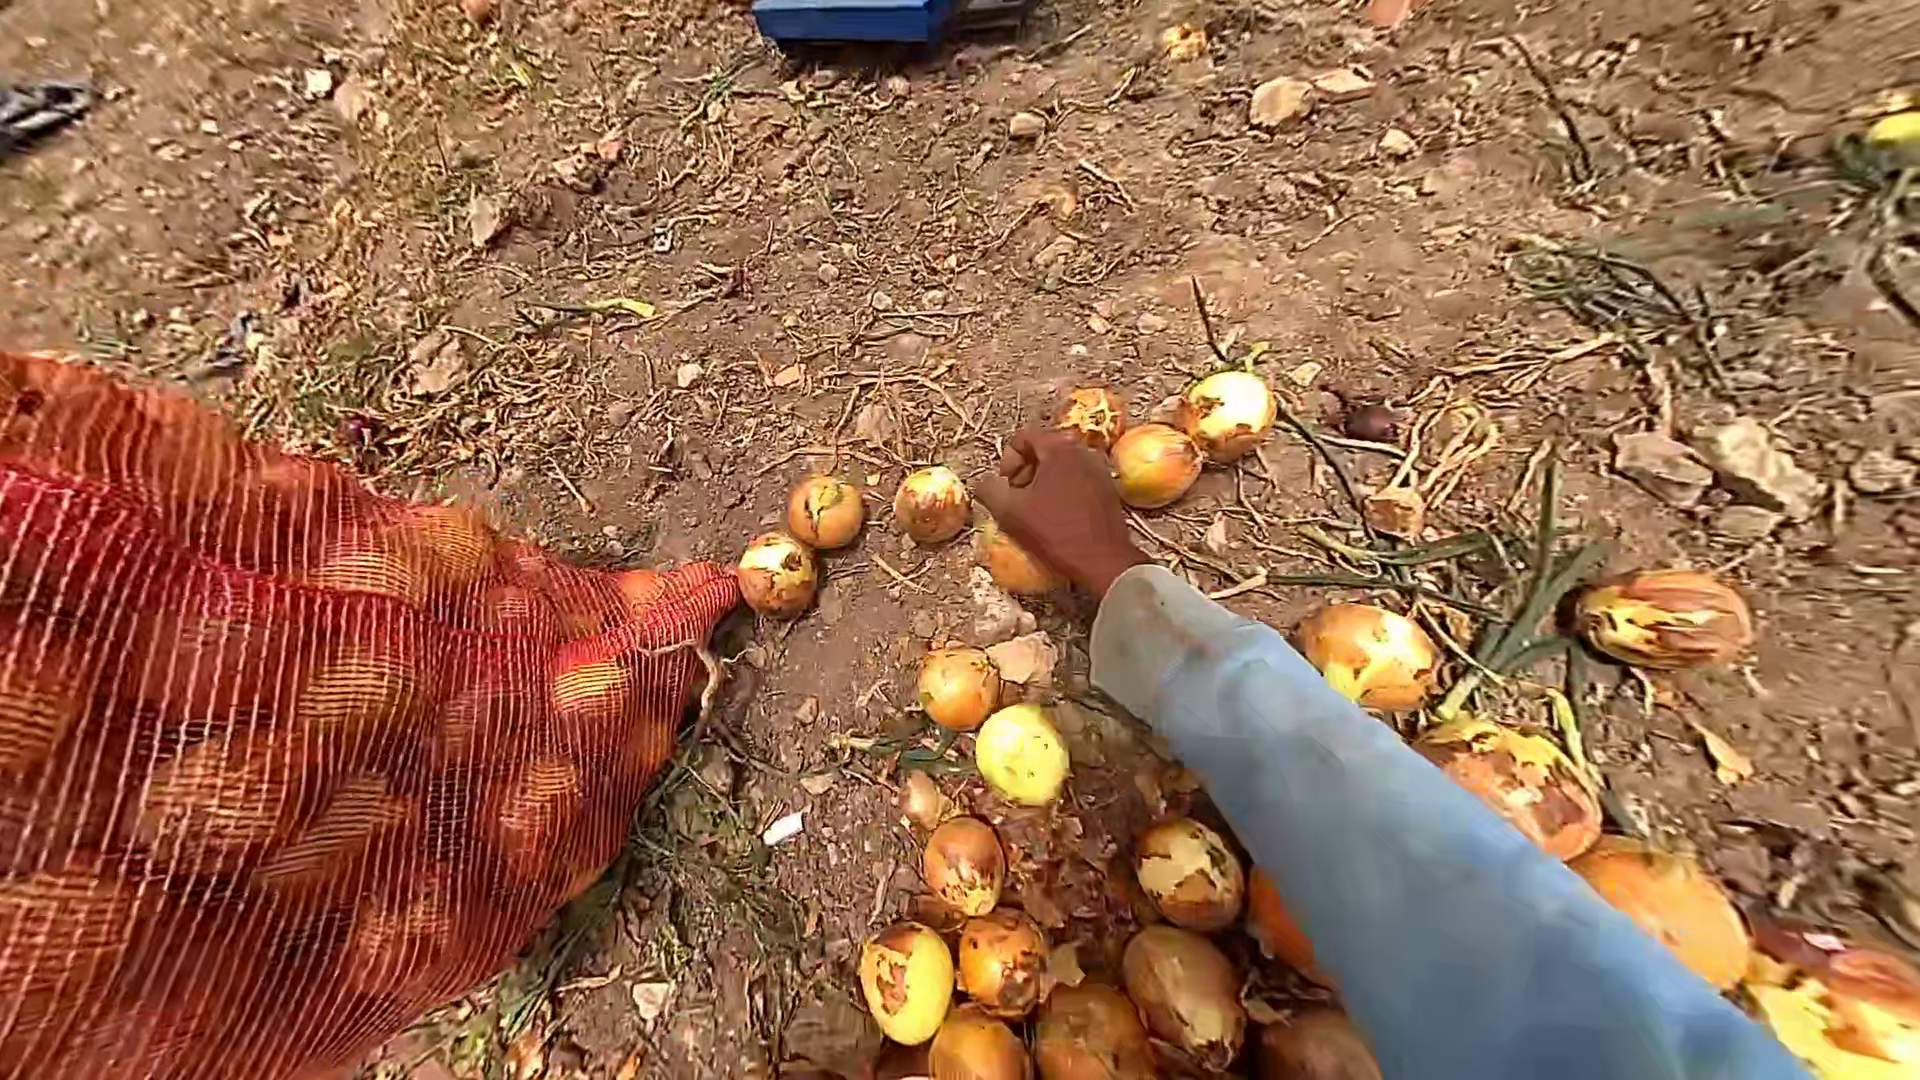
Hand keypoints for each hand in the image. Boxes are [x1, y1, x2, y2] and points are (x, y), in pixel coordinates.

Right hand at [976, 428, 1150, 601]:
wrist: (1103, 562)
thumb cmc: (1055, 532)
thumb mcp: (1010, 511)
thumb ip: (989, 489)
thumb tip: (984, 483)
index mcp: (1059, 449)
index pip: (1022, 437)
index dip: (1007, 460)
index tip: (1006, 487)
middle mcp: (1083, 451)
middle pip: (1043, 449)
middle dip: (1024, 471)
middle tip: (1017, 498)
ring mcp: (1099, 470)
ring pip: (1061, 466)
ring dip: (1042, 483)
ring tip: (1034, 510)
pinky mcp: (1108, 490)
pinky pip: (1077, 480)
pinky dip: (1061, 491)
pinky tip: (1056, 517)